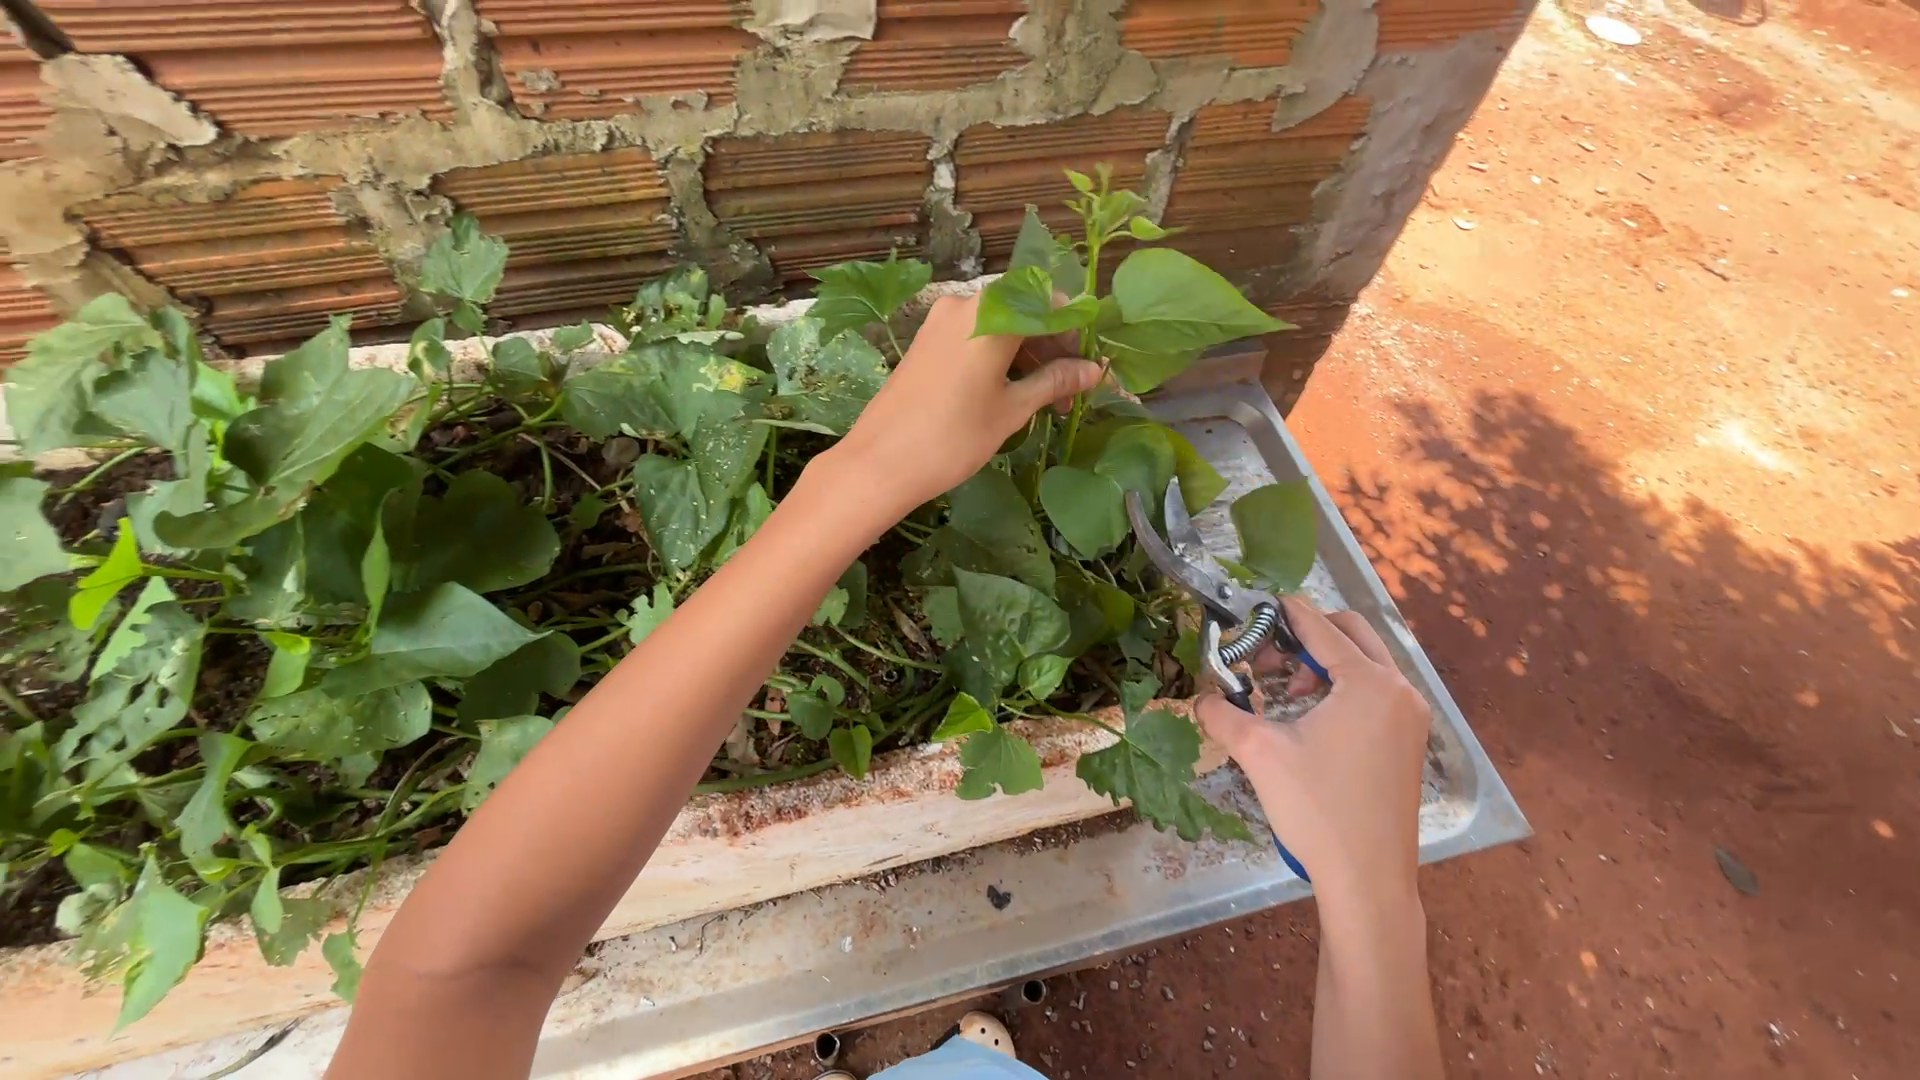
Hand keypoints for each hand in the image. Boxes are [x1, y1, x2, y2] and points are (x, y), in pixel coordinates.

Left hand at [821, 293, 1101, 518]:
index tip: (1088, 367)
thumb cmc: (953, 437)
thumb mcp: (1011, 409)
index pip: (1049, 304)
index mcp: (992, 313)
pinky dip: (999, 356)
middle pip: (1023, 311)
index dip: (1074, 333)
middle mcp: (966, 304)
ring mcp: (940, 321)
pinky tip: (1010, 390)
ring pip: (999, 325)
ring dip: (1027, 355)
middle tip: (1068, 393)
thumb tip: (1094, 370)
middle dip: (1052, 347)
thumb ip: (1053, 382)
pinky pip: (974, 336)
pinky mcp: (926, 340)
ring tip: (1044, 400)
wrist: (880, 463)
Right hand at [1196, 598, 1430, 897]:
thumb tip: (1198, 698)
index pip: (1320, 628)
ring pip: (1367, 661)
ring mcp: (1411, 718)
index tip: (1257, 606)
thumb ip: (1222, 713)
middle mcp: (1399, 690)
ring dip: (1327, 660)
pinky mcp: (1410, 742)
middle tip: (1269, 655)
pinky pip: (1377, 690)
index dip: (1284, 613)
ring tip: (1289, 691)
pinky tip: (1313, 716)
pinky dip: (1345, 685)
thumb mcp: (1258, 753)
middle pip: (1353, 632)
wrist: (1367, 879)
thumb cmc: (1315, 808)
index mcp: (1368, 683)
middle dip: (1308, 634)